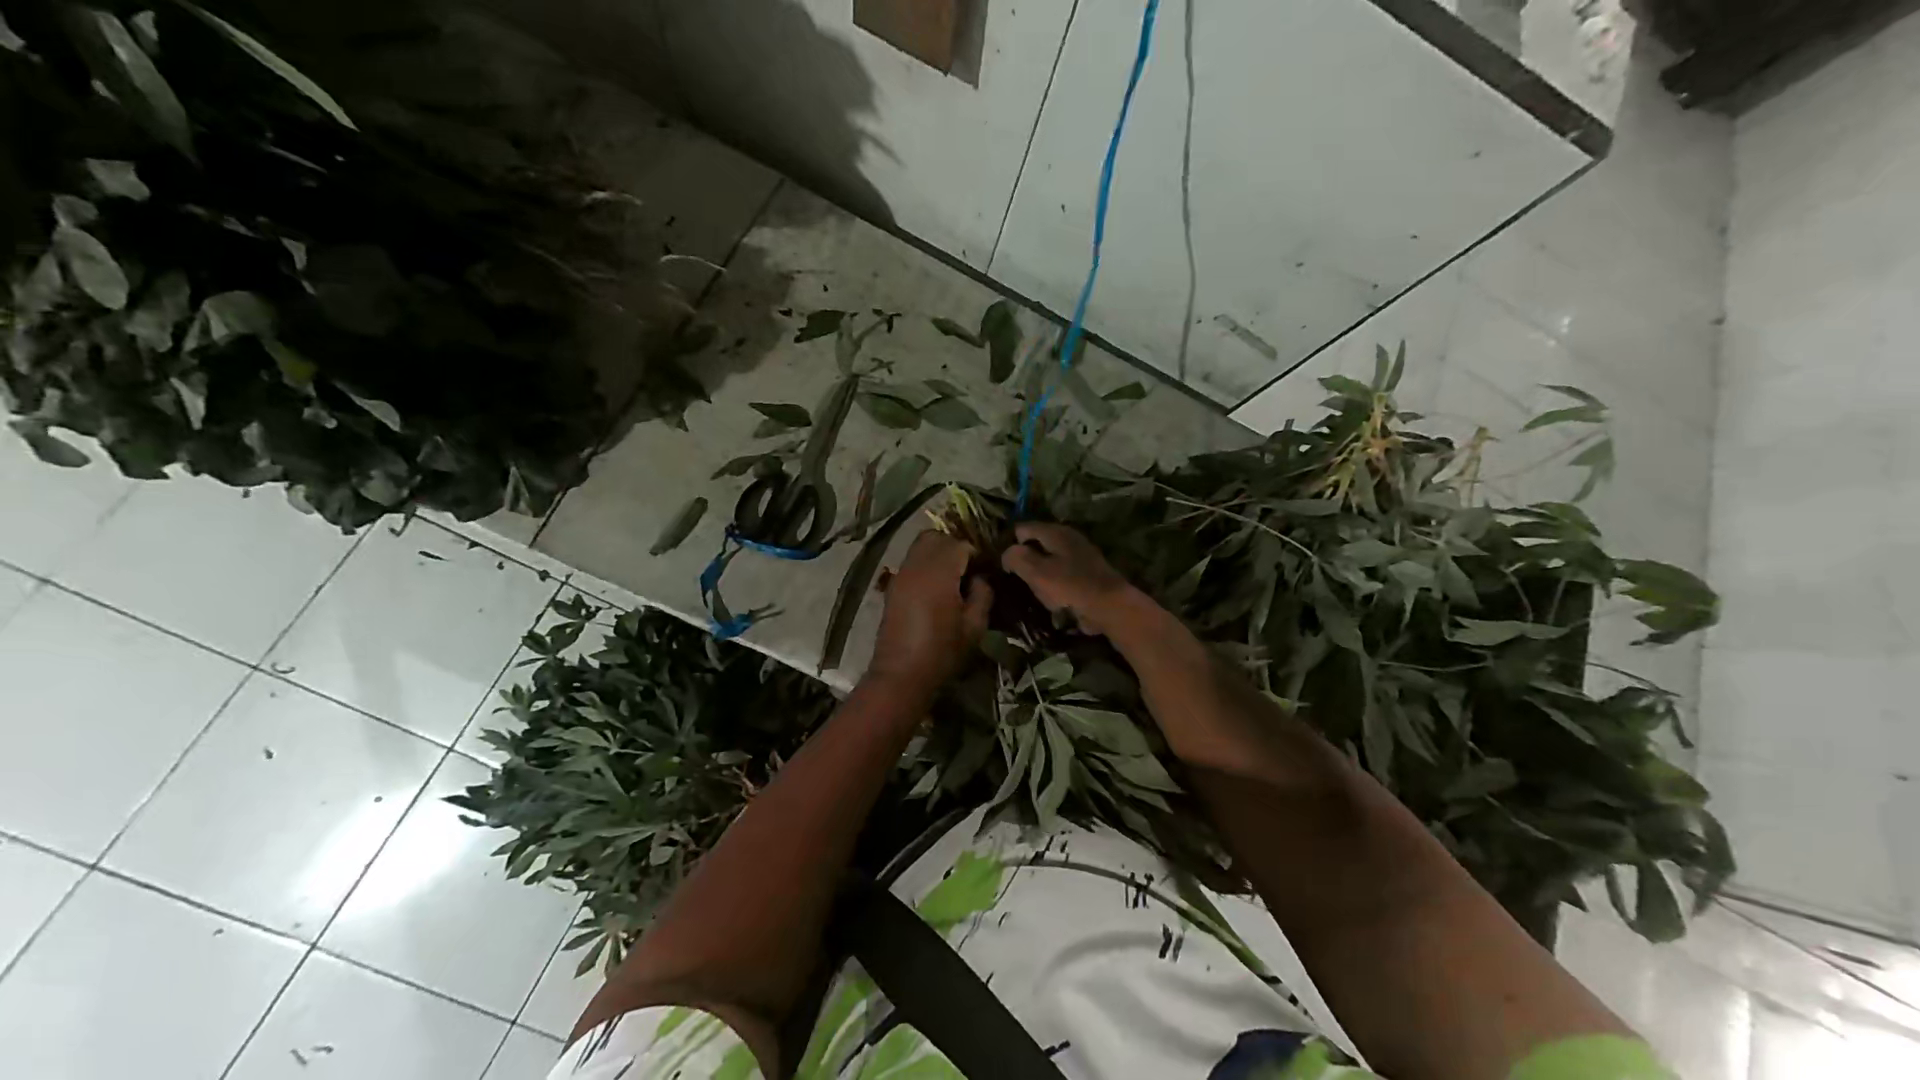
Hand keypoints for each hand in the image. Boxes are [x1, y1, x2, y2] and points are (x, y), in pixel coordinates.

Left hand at [867, 531, 993, 696]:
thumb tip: (980, 578)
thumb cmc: (942, 651)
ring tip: (952, 579)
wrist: (901, 674)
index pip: (960, 545)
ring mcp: (900, 574)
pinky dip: (925, 564)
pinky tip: (935, 589)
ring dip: (938, 554)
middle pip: (936, 537)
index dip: (975, 554)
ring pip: (920, 546)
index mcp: (939, 572)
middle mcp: (916, 565)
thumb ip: (983, 594)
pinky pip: (911, 562)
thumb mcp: (975, 626)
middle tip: (967, 570)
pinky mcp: (892, 586)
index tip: (984, 571)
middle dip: (954, 547)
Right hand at [1000, 523, 1148, 637]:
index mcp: (1055, 532)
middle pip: (1037, 542)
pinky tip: (1055, 597)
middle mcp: (1069, 536)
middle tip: (1020, 580)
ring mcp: (1081, 552)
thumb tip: (1007, 552)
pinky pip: (1063, 571)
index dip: (1010, 544)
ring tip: (1037, 591)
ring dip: (1041, 572)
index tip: (1005, 566)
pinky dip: (1056, 581)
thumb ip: (1017, 558)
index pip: (1022, 528)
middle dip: (1026, 559)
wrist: (1111, 606)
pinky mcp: (1089, 570)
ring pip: (1050, 557)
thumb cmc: (1070, 587)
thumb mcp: (1037, 573)